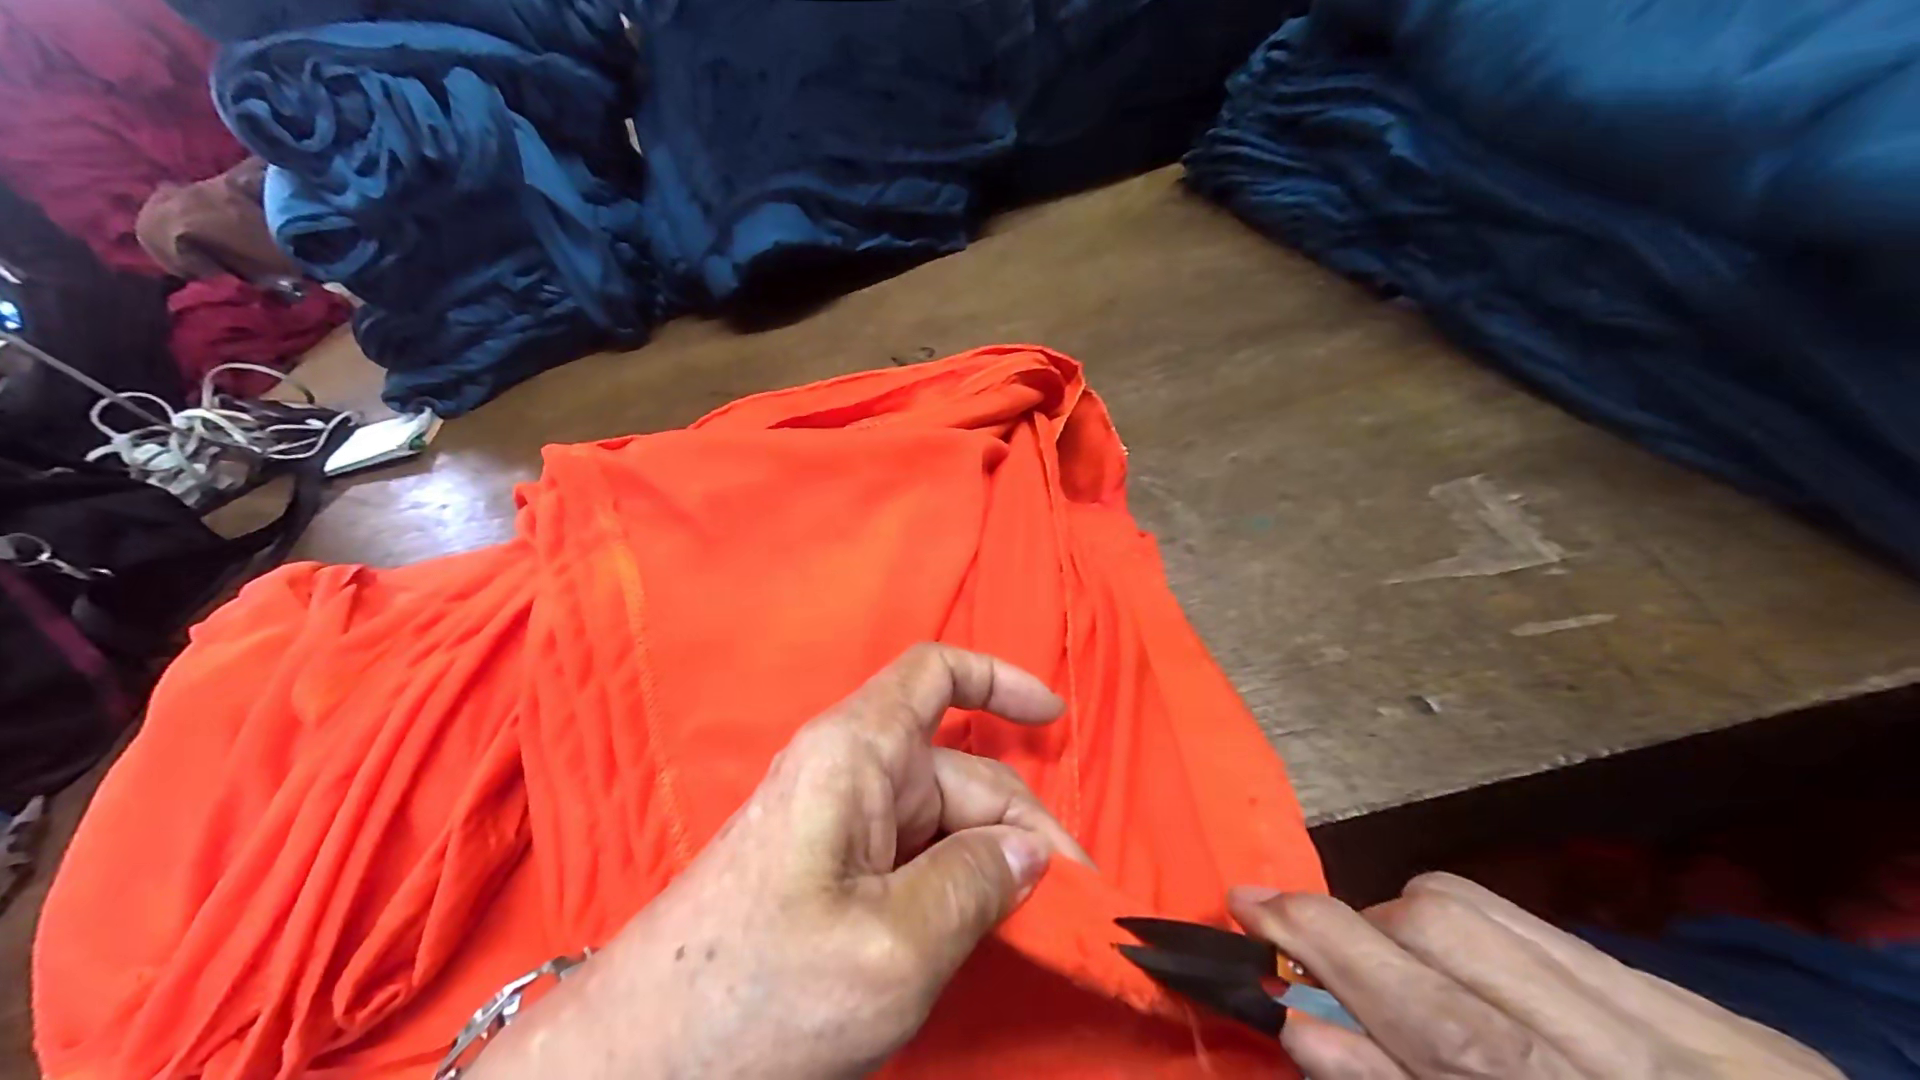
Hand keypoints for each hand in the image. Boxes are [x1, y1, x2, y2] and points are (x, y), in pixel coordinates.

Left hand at [467, 644, 1091, 1079]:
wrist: (639, 1064)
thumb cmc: (761, 991)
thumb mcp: (894, 945)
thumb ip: (975, 886)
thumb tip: (1029, 852)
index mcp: (856, 753)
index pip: (934, 675)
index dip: (999, 680)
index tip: (1055, 716)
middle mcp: (848, 773)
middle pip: (957, 769)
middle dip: (1020, 823)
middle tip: (1074, 901)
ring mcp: (838, 823)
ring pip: (940, 822)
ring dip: (992, 864)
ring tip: (1036, 925)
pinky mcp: (830, 870)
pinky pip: (913, 859)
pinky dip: (957, 883)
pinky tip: (982, 929)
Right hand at [1228, 874, 1842, 1078]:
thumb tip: (1303, 1030)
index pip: (1449, 1030)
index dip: (1336, 961)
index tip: (1250, 916)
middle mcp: (1659, 1069)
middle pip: (1453, 934)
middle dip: (1346, 924)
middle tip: (1277, 916)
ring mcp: (1706, 1033)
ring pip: (1483, 907)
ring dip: (1394, 921)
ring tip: (1370, 955)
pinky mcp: (1715, 1011)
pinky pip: (1537, 924)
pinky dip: (1465, 934)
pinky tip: (1454, 970)